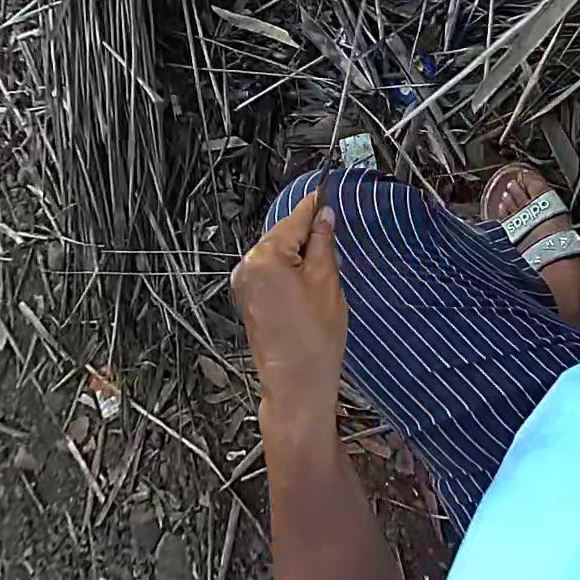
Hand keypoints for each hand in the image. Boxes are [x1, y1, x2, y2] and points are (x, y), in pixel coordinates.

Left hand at [232, 192, 346, 441]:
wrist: (297, 384)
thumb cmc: (313, 340)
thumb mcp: (327, 281)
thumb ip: (323, 243)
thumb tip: (324, 218)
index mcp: (264, 258)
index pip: (294, 219)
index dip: (315, 206)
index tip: (326, 194)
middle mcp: (247, 268)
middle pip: (283, 234)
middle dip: (308, 234)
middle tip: (334, 236)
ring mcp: (245, 284)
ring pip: (278, 252)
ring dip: (300, 253)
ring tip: (325, 269)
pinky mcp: (249, 298)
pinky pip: (271, 270)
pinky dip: (290, 269)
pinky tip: (310, 282)